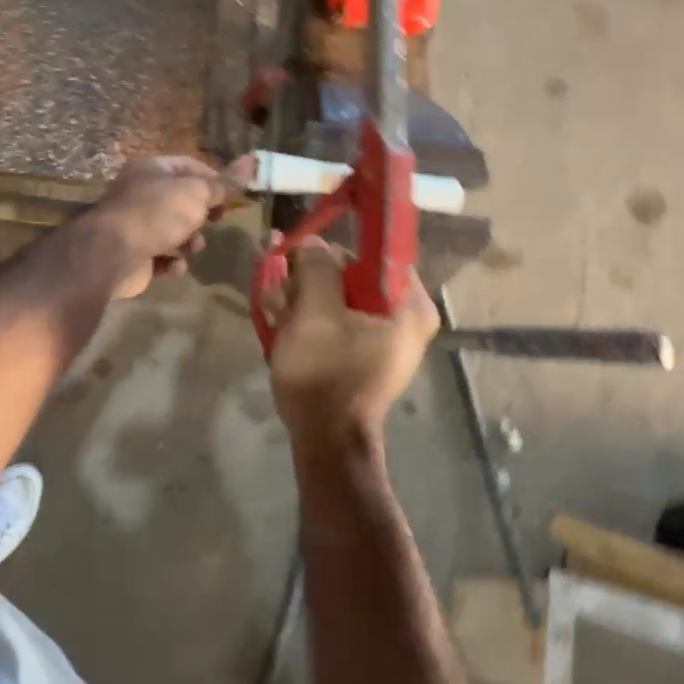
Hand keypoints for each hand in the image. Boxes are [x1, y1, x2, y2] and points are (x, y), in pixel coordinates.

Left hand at [79, 156, 230, 297]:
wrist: (112, 254)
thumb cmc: (156, 214)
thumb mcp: (196, 193)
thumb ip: (223, 183)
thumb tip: (252, 162)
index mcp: (151, 170)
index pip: (188, 165)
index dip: (212, 179)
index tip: (231, 195)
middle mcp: (140, 193)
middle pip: (180, 199)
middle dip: (200, 213)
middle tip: (215, 220)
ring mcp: (135, 225)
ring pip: (172, 229)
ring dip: (189, 240)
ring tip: (193, 246)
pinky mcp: (134, 255)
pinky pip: (161, 256)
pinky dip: (172, 261)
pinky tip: (176, 265)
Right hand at [260, 238, 438, 447]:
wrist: (325, 440)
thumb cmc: (325, 372)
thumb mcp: (315, 311)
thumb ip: (315, 267)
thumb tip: (314, 243)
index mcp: (410, 305)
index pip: (374, 254)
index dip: (333, 250)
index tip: (298, 253)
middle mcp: (407, 318)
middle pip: (355, 277)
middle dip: (312, 277)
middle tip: (278, 280)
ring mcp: (386, 340)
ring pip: (342, 300)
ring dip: (305, 297)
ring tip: (273, 303)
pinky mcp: (364, 356)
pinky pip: (338, 323)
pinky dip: (311, 319)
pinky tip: (281, 321)